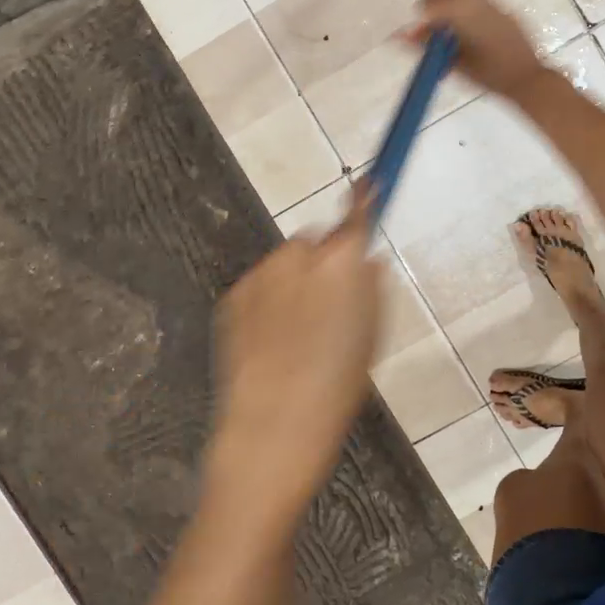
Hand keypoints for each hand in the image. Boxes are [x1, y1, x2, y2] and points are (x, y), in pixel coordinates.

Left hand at [211, 202, 382, 496]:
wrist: (274, 424)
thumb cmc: (337, 383)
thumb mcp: (372, 335)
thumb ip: (371, 287)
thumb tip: (367, 259)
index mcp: (342, 262)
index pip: (356, 213)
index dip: (365, 195)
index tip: (371, 180)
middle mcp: (299, 255)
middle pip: (317, 241)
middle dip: (324, 261)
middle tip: (332, 306)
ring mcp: (261, 274)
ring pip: (287, 264)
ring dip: (295, 282)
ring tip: (299, 333)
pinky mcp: (232, 296)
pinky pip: (261, 286)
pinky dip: (269, 302)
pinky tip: (274, 341)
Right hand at [409, 0, 551, 98]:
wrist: (529, 78)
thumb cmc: (491, 77)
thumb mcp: (456, 64)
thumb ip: (427, 46)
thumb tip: (398, 35)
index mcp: (466, 16)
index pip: (436, 0)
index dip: (425, 10)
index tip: (421, 26)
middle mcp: (479, 1)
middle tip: (431, 14)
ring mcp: (494, 0)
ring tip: (446, 9)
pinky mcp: (502, 5)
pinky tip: (463, 15)